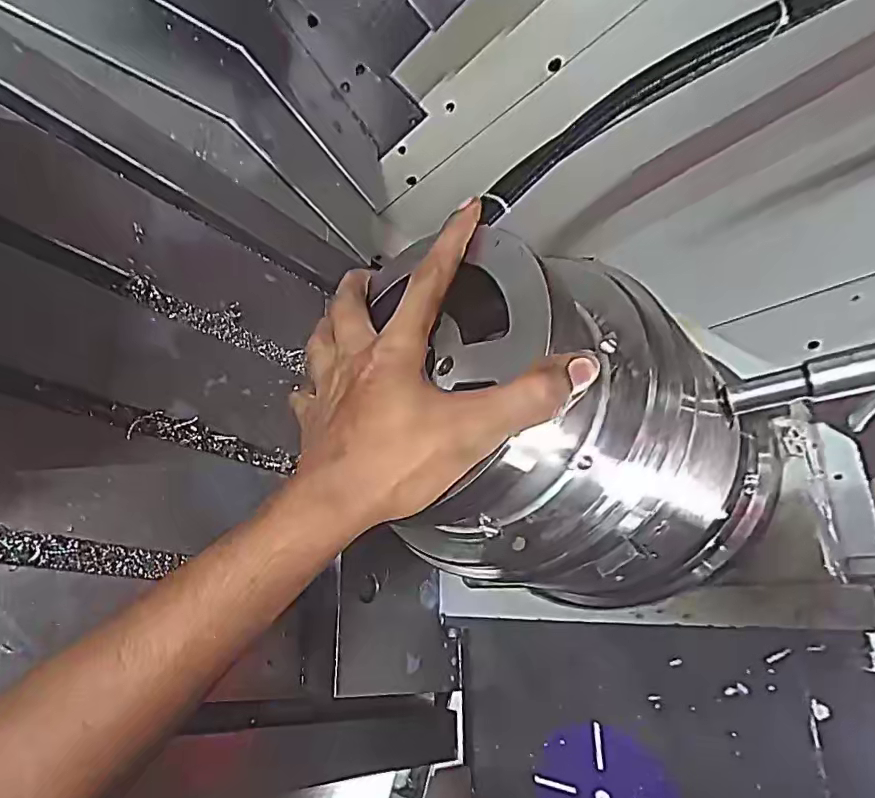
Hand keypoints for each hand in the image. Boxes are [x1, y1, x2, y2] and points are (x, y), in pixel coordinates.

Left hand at [287, 200, 598, 532]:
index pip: (426, 285)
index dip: (450, 245)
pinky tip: (309, 389)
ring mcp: (329, 394)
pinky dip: (307, 386)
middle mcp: (355, 365)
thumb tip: (570, 372)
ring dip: (329, 321)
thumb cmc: (389, 467)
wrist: (335, 503)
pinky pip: (304, 396)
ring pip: (321, 341)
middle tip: (369, 274)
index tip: (462, 217)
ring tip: (336, 312)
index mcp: (393, 355)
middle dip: (364, 283)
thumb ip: (526, 398)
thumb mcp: (472, 430)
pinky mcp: (315, 425)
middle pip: (352, 307)